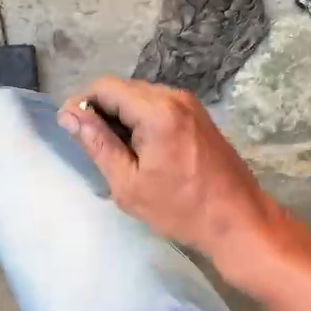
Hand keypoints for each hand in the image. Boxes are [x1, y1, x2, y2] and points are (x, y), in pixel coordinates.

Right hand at [58, 78, 283, 265]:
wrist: (241, 223)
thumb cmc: (182, 210)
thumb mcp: (128, 184)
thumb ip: (97, 144)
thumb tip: (69, 115)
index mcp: (156, 111)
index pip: (105, 87)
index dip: (82, 103)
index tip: (71, 128)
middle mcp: (174, 96)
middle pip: (123, 88)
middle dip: (101, 110)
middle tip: (92, 144)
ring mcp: (189, 103)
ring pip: (140, 95)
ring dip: (122, 114)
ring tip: (116, 150)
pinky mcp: (198, 114)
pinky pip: (158, 104)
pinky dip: (142, 118)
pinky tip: (141, 149)